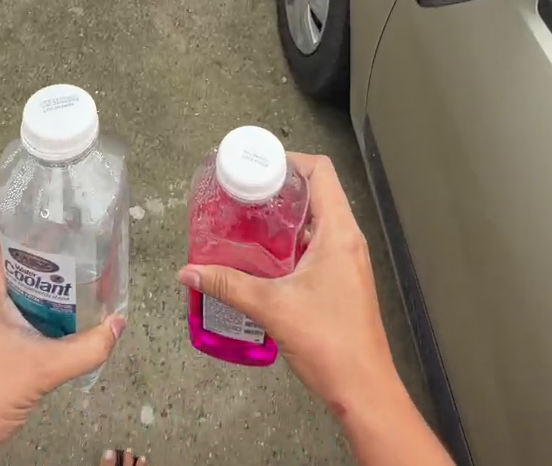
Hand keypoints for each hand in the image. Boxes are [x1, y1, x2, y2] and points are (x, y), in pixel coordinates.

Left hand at [0, 220, 125, 463]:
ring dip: (50, 269)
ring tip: (88, 259)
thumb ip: (85, 348)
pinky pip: (22, 299)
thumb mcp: (39, 369)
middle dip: (52, 237)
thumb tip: (119, 324)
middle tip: (88, 227)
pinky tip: (72, 302)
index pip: (4, 224)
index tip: (64, 197)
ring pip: (22, 275)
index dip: (32, 205)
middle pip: (18, 247)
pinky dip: (45, 295)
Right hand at [177, 152, 398, 418]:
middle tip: (246, 189)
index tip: (258, 165)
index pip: (321, 171)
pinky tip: (266, 253)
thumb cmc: (328, 342)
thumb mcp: (272, 307)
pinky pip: (320, 241)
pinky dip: (294, 237)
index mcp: (339, 231)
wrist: (364, 391)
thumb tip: (187, 271)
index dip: (290, 160)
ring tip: (250, 216)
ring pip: (319, 217)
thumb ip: (228, 284)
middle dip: (282, 185)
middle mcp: (348, 238)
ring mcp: (348, 259)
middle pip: (319, 190)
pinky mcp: (344, 278)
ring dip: (288, 213)